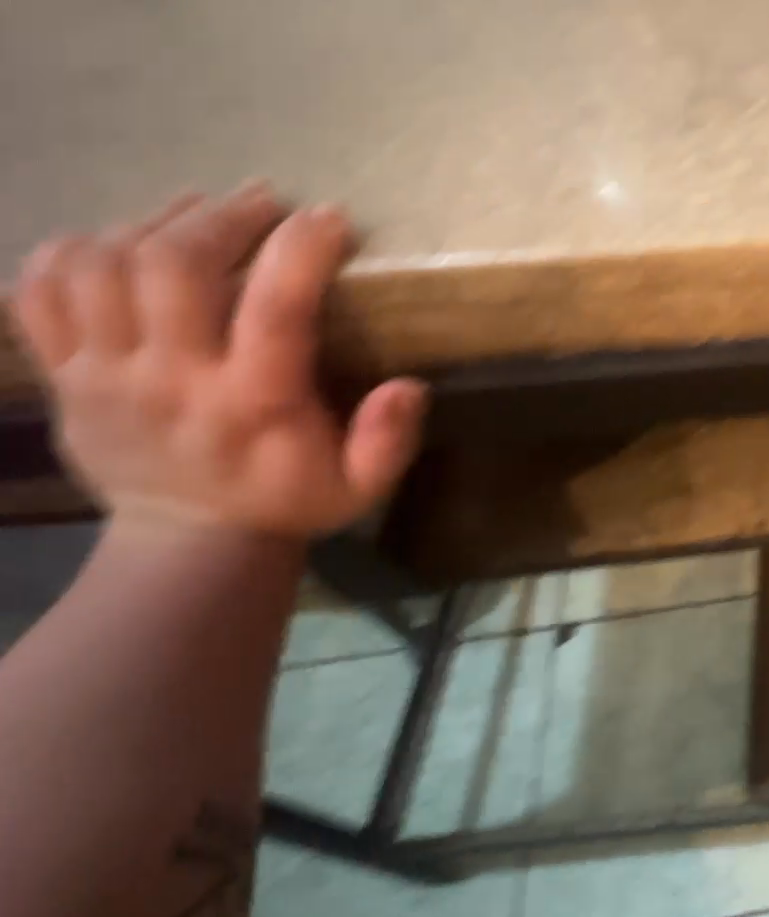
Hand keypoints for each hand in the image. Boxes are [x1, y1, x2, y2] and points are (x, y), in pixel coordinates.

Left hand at [5, 184, 425, 539]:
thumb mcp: (362, 486)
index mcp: (256, 404)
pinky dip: (74, 253)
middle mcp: (175, 379)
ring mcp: (106, 374)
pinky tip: (121, 247)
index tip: (329, 219)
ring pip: (102, 264)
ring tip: (196, 217)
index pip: (275, 308)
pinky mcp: (63, 374)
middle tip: (261, 204)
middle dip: (222, 218)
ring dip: (152, 225)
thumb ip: (388, 440)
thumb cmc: (289, 501)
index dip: (300, 251)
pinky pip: (39, 290)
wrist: (190, 540)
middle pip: (173, 265)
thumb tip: (409, 386)